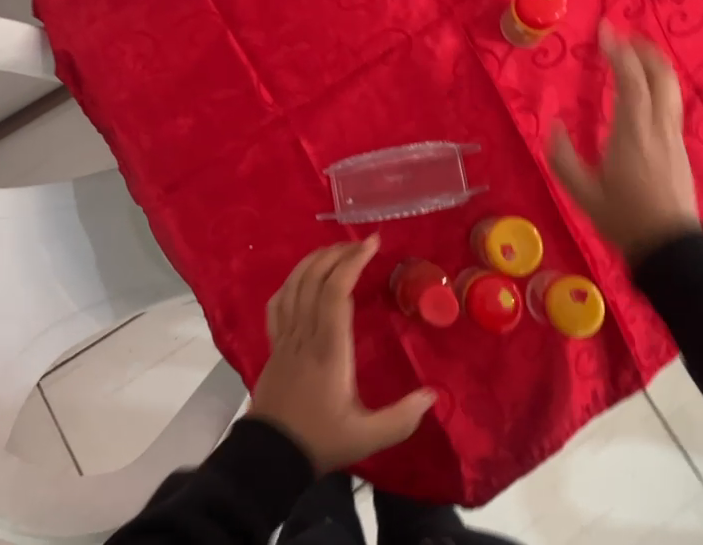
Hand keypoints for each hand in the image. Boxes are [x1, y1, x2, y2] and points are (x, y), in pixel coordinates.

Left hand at [249, 236, 436, 472]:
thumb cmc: (320, 441)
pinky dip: (290, 282)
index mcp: (329, 350)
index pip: (336, 292)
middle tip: (361, 244)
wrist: (269, 457)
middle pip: (314, 280)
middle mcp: (304, 335)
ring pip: (293, 286)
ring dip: (314, 262)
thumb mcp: (367, 437)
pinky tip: (301, 278)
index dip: (352, 263)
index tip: (372, 245)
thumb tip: (433, 395)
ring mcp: (285, 338)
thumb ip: (401, 417)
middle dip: (337, 254)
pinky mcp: (273, 346)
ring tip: (335, 251)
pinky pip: (277, 304)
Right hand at [549, 22, 701, 261]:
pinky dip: (659, 84)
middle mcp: (658, 128)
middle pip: (660, 76)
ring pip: (671, 88)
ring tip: (637, 54)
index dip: (619, 52)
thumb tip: (554, 125)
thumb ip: (562, 157)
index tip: (605, 31)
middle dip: (643, 49)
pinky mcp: (680, 147)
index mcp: (632, 133)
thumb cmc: (622, 219)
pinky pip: (671, 103)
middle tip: (623, 35)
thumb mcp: (582, 192)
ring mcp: (674, 137)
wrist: (669, 248)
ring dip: (655, 64)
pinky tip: (646, 90)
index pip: (630, 81)